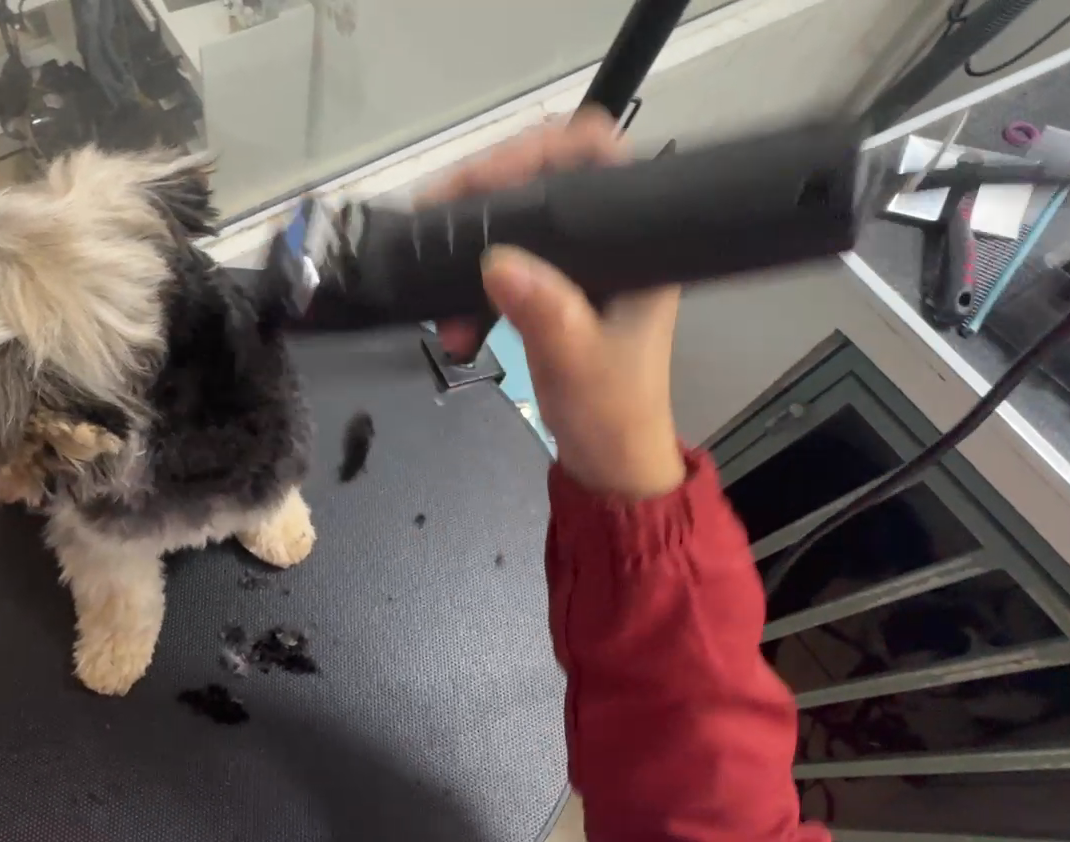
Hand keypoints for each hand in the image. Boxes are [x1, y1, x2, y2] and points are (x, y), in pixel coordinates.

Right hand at [423, 110, 685, 499]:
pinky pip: (500, 276)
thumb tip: (495, 262)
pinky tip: (454, 329)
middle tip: (433, 225)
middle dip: (481, 207)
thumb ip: (544, 309)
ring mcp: (576, 270)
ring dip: (466, 261)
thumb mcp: (577, 360)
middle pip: (539, 188)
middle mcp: (607, 243)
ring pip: (512, 234)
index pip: (593, 156)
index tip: (480, 182)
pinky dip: (470, 297)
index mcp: (636, 242)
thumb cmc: (611, 413)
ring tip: (439, 302)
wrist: (608, 462)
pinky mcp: (550, 297)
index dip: (536, 152)